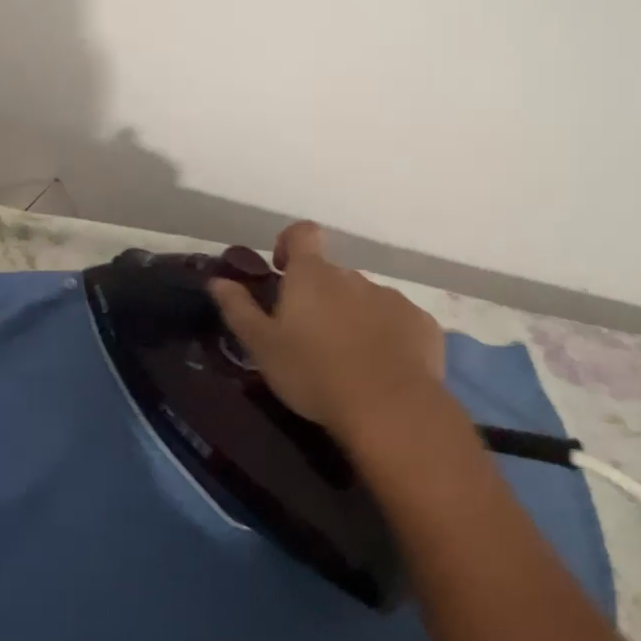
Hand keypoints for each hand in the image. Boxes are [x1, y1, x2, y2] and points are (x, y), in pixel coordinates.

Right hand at [209, 222, 450, 445]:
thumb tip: (218, 280)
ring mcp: (392, 299)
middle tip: (307, 337)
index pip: (303, 233)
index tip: (282, 270)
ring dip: (353, 317)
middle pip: (332, 275)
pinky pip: (397, 322)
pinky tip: (380, 369)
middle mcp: (354, 277)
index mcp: (312, 275)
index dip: (291, 244)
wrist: (390, 407)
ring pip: (365, 299)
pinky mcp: (422, 325)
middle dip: (320, 296)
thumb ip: (239, 309)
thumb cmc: (313, 373)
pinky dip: (386, 336)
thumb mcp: (262, 346)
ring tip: (346, 359)